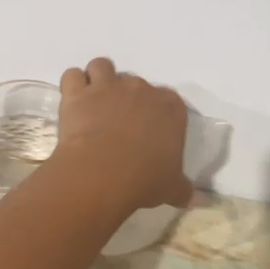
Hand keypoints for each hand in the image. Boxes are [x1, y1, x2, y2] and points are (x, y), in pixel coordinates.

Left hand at [55, 57, 191, 209]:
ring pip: (102, 67)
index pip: (168, 100)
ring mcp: (107, 87)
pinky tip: (72, 101)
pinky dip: (71, 85)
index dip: (155, 112)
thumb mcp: (172, 187)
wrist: (103, 173)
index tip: (147, 130)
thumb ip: (184, 189)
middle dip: (125, 98)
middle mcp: (140, 89)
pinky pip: (72, 75)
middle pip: (134, 83)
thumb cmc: (144, 179)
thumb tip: (198, 201)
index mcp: (170, 107)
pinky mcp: (78, 93)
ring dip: (97, 79)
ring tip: (93, 101)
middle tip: (116, 122)